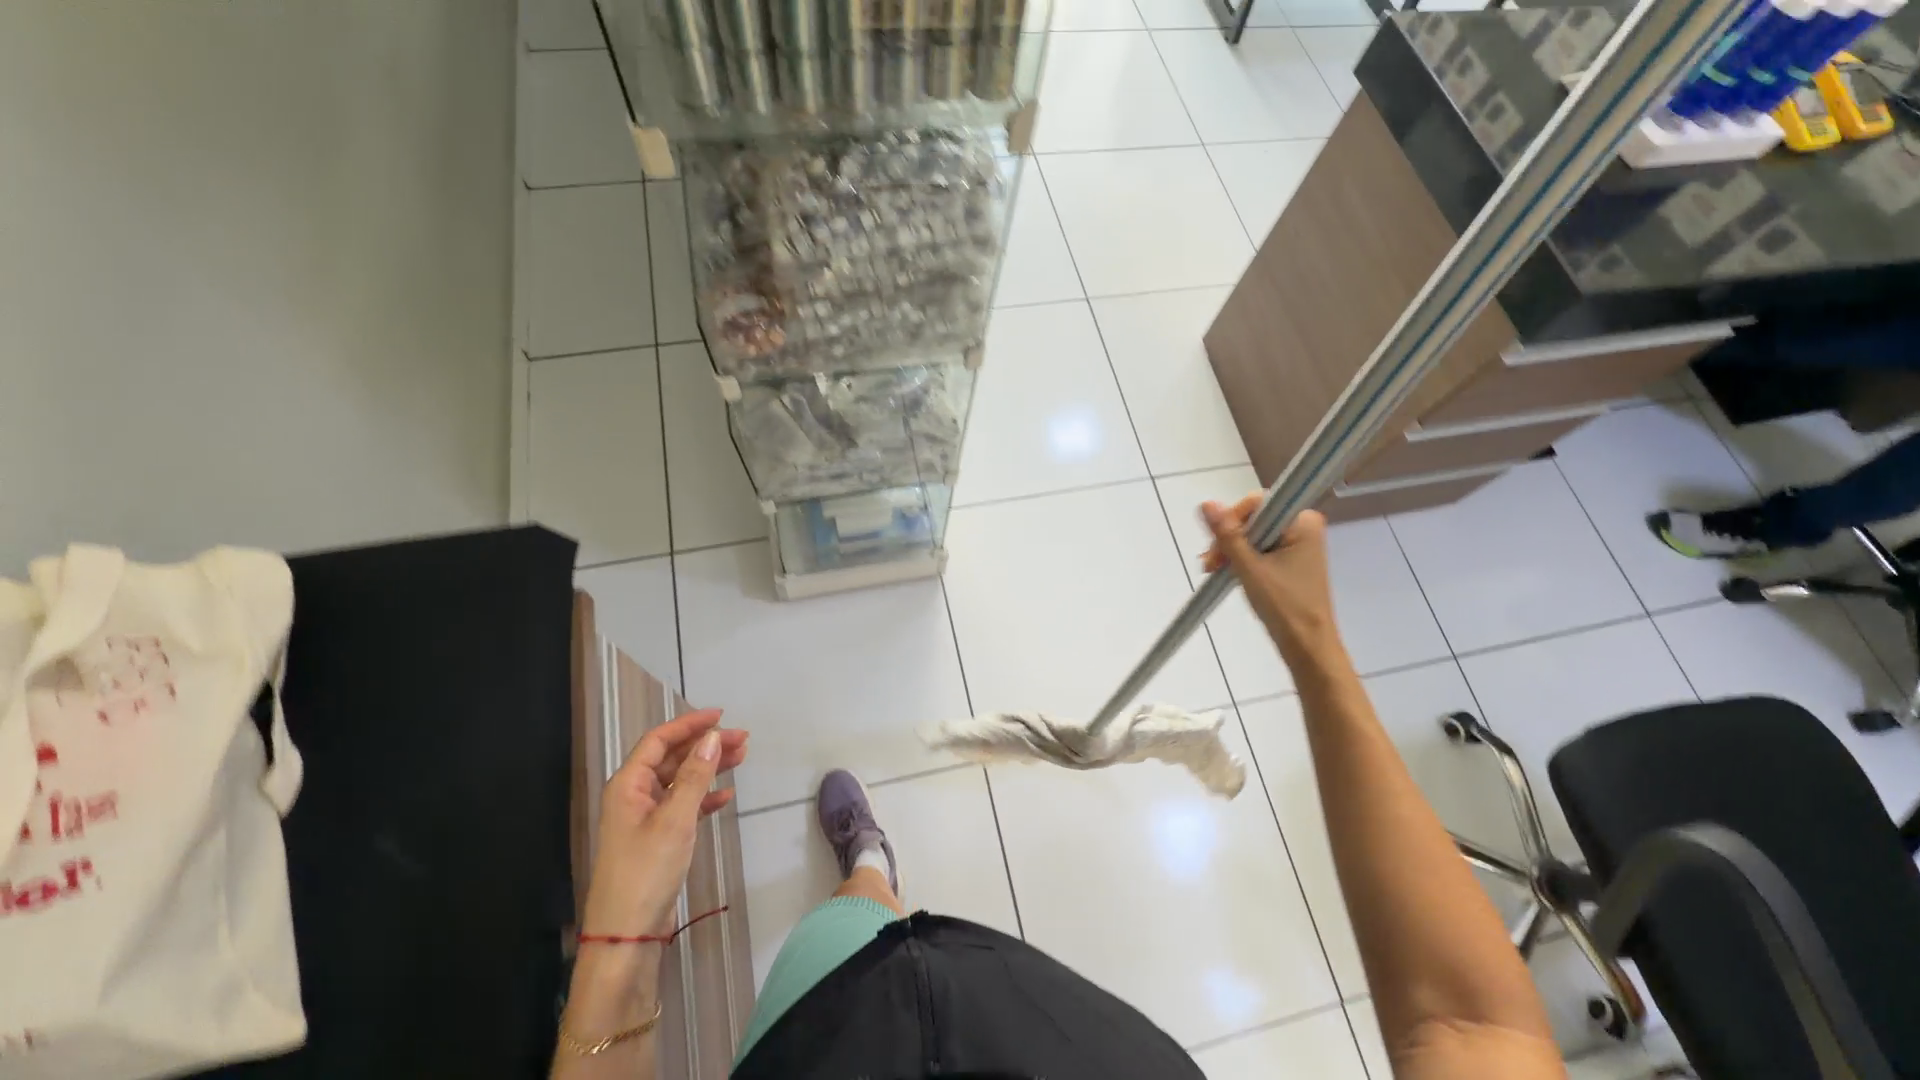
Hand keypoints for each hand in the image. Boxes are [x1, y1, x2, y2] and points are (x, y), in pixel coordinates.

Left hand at [579, 708, 749, 941]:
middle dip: (705, 746)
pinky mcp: (658, 841)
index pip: (658, 741)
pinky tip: (726, 796)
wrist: (627, 934)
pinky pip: (684, 807)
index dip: (689, 725)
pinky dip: (704, 798)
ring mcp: (645, 819)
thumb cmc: (646, 871)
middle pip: (672, 759)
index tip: (721, 715)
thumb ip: (694, 777)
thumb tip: (711, 738)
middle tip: (743, 739)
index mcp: (628, 785)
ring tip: (742, 758)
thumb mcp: (674, 820)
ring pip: (681, 781)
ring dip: (709, 768)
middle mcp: (634, 796)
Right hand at [1200, 496, 1343, 663]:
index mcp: (1302, 521)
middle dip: (1228, 539)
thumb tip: (1206, 503)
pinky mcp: (1292, 560)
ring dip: (1232, 550)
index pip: (1257, 503)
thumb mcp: (1249, 567)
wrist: (1308, 646)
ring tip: (1215, 571)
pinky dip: (1243, 559)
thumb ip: (1227, 534)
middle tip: (1210, 565)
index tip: (1215, 547)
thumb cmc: (1284, 606)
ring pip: (1254, 534)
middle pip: (1254, 518)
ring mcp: (1299, 543)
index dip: (1231, 520)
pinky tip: (1228, 572)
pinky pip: (1261, 548)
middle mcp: (1304, 526)